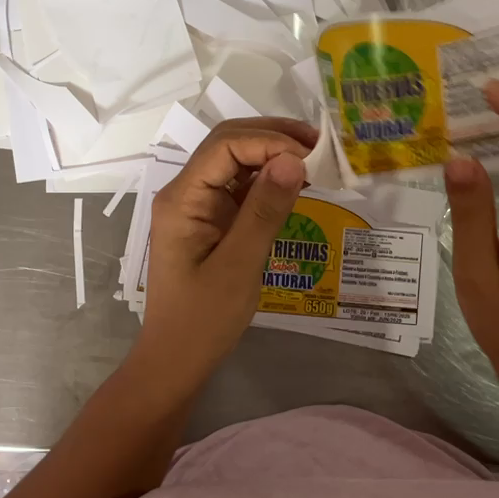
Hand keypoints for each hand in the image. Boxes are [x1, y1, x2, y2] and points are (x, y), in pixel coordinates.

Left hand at [140, 117, 317, 382]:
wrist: (177, 359)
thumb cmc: (204, 319)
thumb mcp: (239, 266)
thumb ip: (265, 211)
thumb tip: (294, 160)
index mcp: (183, 198)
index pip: (225, 145)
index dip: (269, 140)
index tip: (311, 155)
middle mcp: (186, 193)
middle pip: (228, 145)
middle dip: (273, 138)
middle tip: (321, 147)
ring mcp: (198, 207)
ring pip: (236, 163)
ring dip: (273, 156)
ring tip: (316, 161)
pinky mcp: (211, 222)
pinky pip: (240, 188)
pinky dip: (269, 182)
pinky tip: (297, 186)